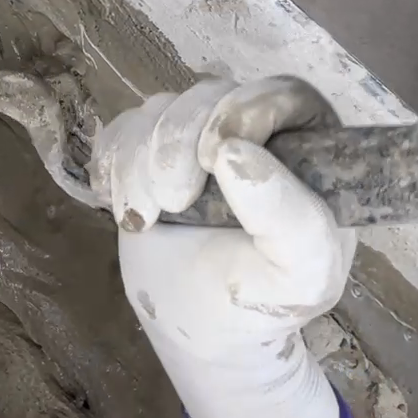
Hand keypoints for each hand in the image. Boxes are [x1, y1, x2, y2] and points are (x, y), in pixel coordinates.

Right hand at [110, 79, 356, 417]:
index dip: (243, 112)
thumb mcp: (296, 277)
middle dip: (176, 144)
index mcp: (306, 150)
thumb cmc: (257, 303)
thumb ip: (289, 219)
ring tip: (146, 217)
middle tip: (172, 203)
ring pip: (157, 109)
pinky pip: (120, 128)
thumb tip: (234, 152)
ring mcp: (191, 135)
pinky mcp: (145, 146)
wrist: (194, 323)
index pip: (280, 94)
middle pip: (208, 95)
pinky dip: (112, 164)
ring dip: (138, 162)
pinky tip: (124, 205)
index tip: (214, 159)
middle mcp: (249, 130)